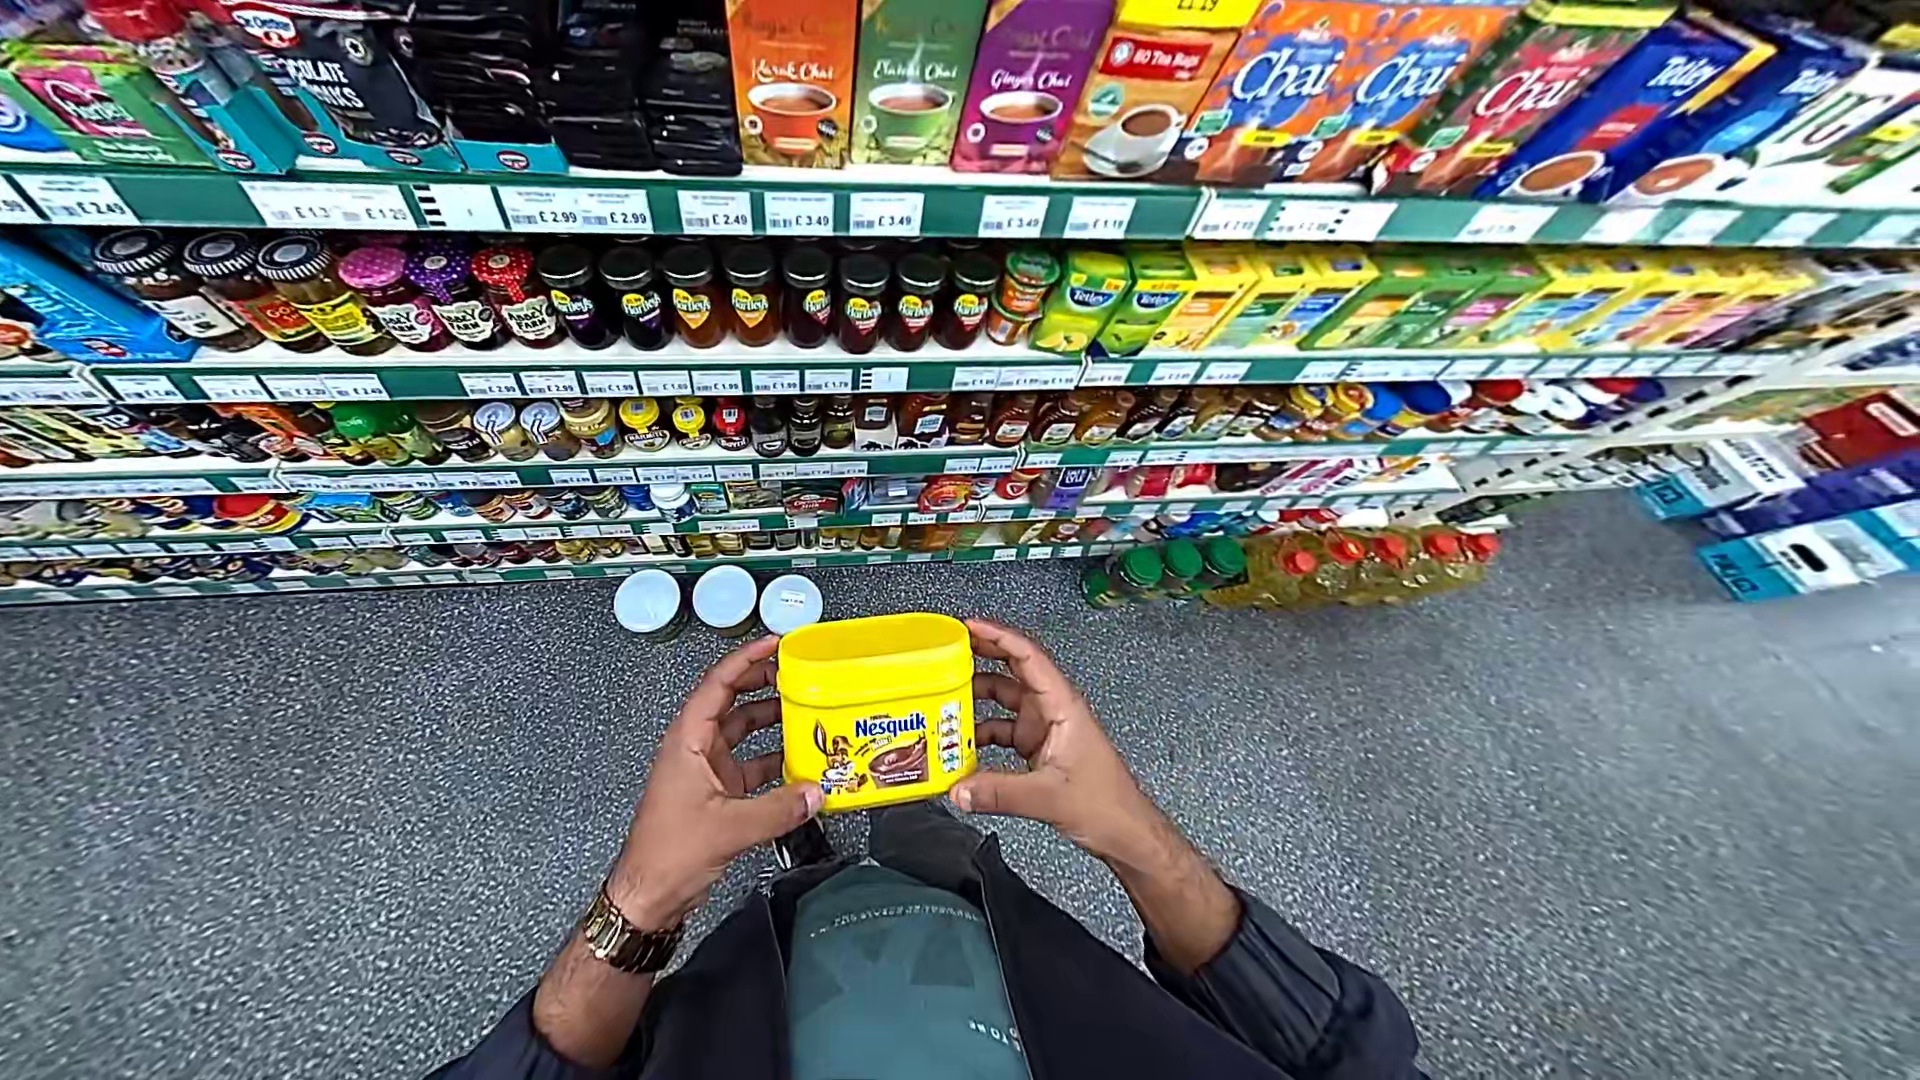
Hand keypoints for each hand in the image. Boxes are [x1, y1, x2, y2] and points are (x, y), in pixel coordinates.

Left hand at [606, 636, 821, 929]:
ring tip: (804, 711)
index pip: (718, 684)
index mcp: (688, 741)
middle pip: (732, 699)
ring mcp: (708, 768)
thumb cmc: (667, 855)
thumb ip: (779, 809)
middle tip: (796, 672)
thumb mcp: (728, 828)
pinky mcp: (719, 789)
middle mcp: (697, 748)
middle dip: (763, 682)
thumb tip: (816, 792)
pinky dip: (775, 756)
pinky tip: (799, 761)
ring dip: (772, 718)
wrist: (648, 897)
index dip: (746, 659)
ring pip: (744, 729)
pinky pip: (753, 760)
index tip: (773, 644)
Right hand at [951, 619, 1163, 862]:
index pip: (1028, 656)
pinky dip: (982, 730)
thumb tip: (959, 789)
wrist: (1125, 832)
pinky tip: (963, 742)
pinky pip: (1003, 727)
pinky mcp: (1038, 745)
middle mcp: (1052, 709)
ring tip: (948, 693)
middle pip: (1014, 668)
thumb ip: (998, 794)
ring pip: (1005, 698)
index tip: (971, 627)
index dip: (998, 636)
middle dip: (983, 654)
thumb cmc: (1107, 804)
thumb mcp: (1048, 797)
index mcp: (1062, 705)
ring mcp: (1044, 726)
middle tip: (951, 647)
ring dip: (978, 695)